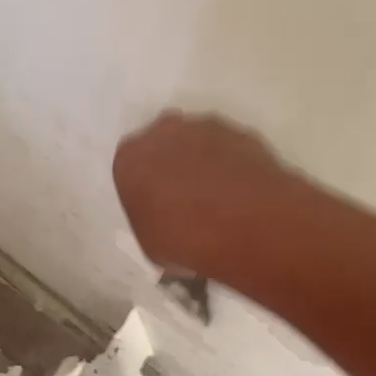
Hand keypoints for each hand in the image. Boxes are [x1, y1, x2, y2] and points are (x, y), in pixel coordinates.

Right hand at [112, 112, 290, 276]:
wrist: (246, 226)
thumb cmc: (186, 242)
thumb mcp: (152, 247)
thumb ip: (151, 224)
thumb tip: (166, 226)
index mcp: (130, 160)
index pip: (131, 171)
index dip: (147, 192)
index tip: (161, 211)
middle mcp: (163, 132)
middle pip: (164, 148)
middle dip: (174, 169)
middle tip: (190, 203)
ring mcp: (204, 127)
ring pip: (199, 144)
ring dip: (206, 165)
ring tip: (222, 201)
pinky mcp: (240, 132)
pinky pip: (230, 150)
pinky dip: (233, 167)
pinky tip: (243, 195)